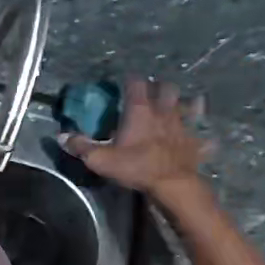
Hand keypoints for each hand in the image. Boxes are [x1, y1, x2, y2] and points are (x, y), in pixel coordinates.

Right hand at [59, 78, 211, 200]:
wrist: (172, 184)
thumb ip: (81, 146)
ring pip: (191, 106)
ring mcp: (184, 127)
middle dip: (160, 87)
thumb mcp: (101, 159)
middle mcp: (164, 112)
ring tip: (181, 107)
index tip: (125, 81)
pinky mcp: (196, 144)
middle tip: (153, 93)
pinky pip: (203, 138)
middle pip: (167, 88)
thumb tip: (61, 136)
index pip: (136, 84)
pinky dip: (202, 137)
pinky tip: (201, 140)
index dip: (130, 80)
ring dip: (187, 104)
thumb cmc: (135, 167)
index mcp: (140, 111)